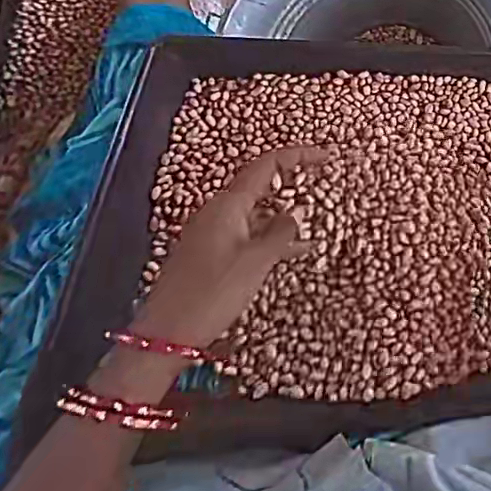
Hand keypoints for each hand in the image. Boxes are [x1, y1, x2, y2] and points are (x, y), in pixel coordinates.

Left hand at [129, 146, 331, 347]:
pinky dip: (272, 236)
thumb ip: (283, 232)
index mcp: (228, 204)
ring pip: (257, 212)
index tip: (325, 156)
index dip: (298, 156)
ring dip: (285, 215)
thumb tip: (298, 213)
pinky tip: (294, 249)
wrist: (165, 335)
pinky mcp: (212, 252)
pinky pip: (249, 233)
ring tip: (316, 222)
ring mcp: (214, 232)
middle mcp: (219, 211)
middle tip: (323, 184)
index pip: (267, 165)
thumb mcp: (257, 261)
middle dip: (293, 183)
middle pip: (262, 185)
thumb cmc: (213, 293)